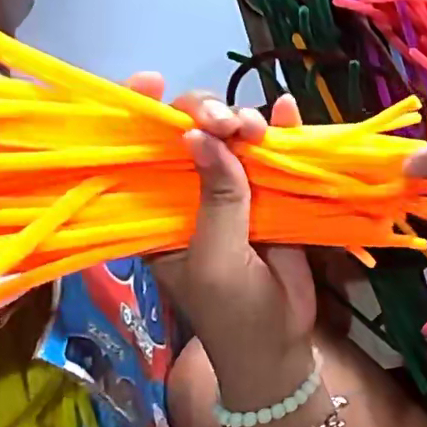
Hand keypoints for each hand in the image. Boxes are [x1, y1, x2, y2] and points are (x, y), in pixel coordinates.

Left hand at [140, 76, 316, 408]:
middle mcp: (190, 195)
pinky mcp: (271, 198)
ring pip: (233, 141)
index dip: (139, 113)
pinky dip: (282, 133)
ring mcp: (233, 194)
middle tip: (228, 123)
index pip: (137, 151)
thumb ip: (216, 201)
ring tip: (259, 127)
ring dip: (245, 123)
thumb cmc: (234, 311)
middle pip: (191, 137)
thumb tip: (204, 135)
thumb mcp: (216, 260)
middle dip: (205, 116)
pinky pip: (273, 158)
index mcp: (156, 212)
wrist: (281, 344)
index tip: (154, 83)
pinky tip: (288, 111)